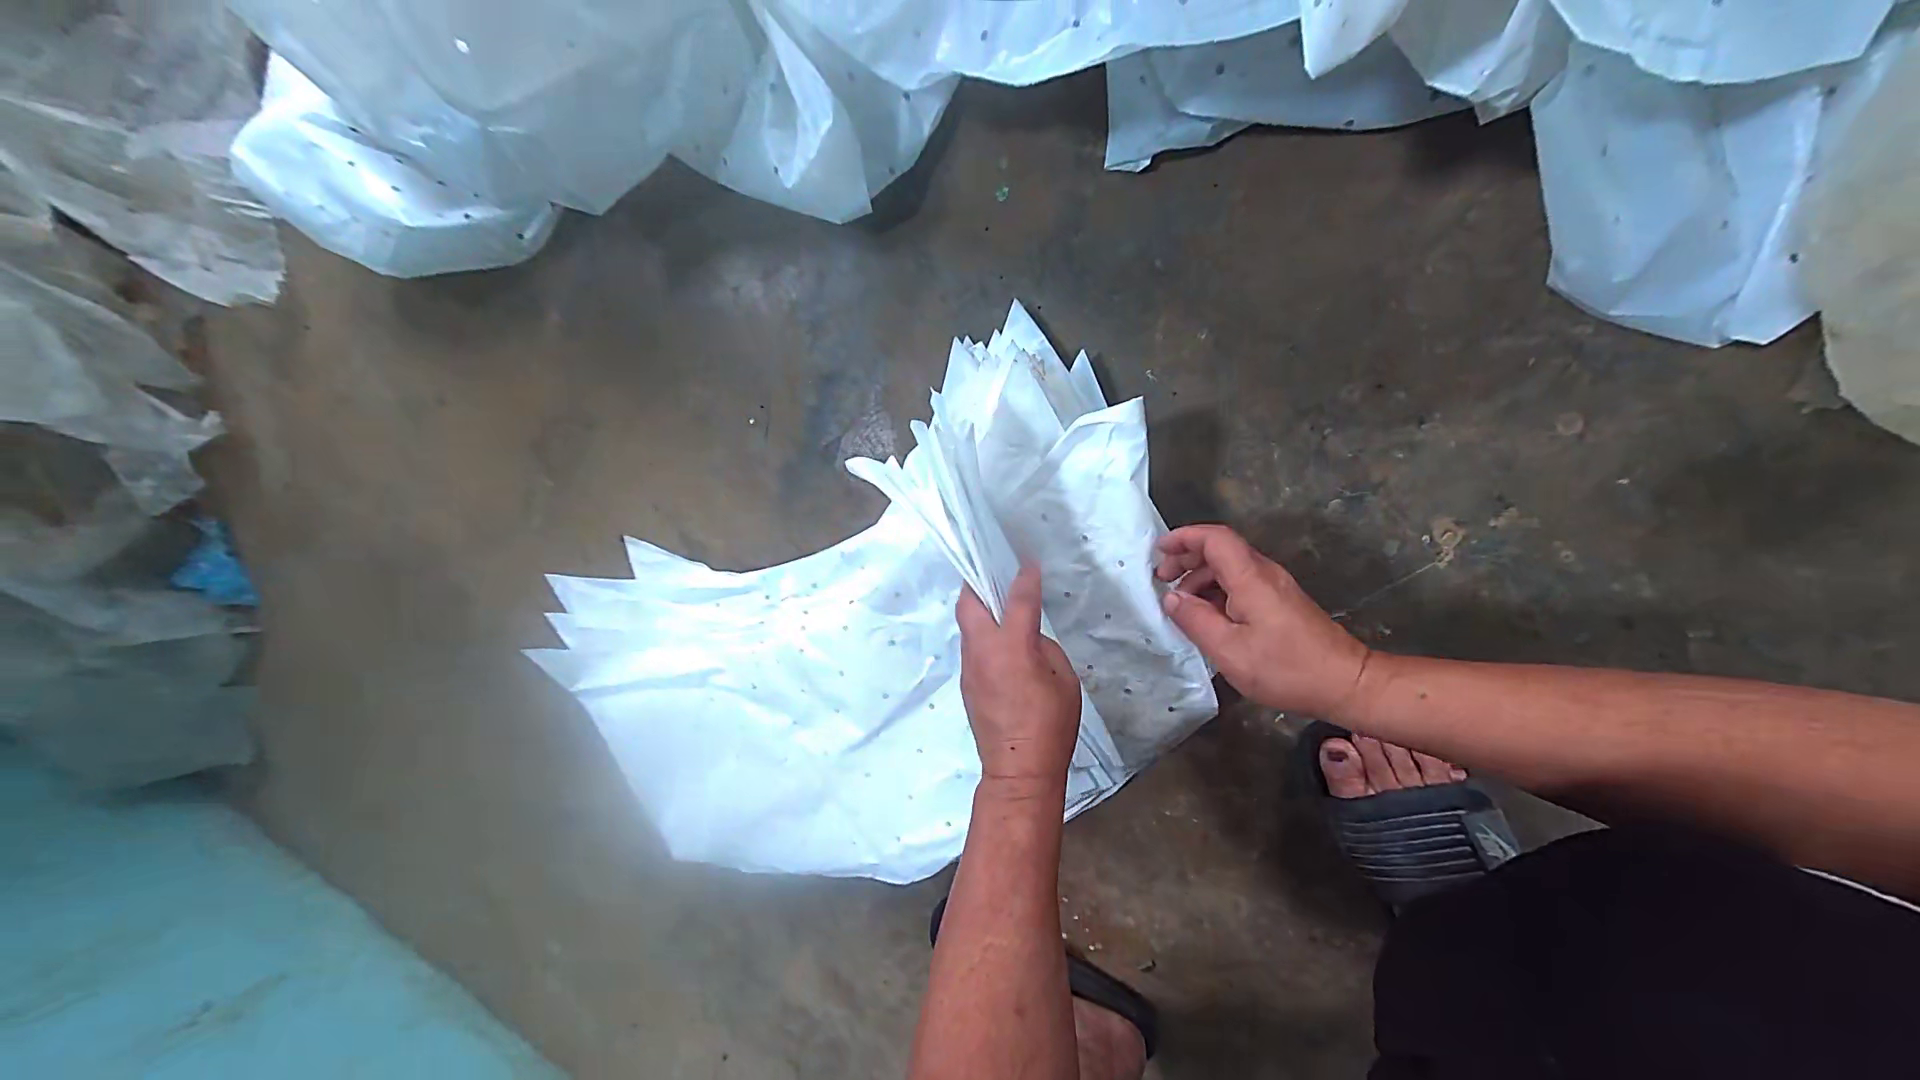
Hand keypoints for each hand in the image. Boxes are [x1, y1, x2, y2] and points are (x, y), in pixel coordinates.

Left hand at [955, 566, 1082, 786]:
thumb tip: (1027, 638)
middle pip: (969, 603)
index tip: (1028, 563)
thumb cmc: (1050, 725)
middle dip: (978, 582)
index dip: (1024, 578)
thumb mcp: (1064, 680)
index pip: (1017, 600)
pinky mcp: (966, 683)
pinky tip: (998, 642)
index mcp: (1012, 647)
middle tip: (993, 573)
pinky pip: (971, 647)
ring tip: (997, 605)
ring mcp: (970, 668)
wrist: (1019, 769)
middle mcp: (983, 651)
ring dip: (978, 609)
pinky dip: (981, 634)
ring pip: (966, 625)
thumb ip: (1043, 648)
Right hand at [1155, 525, 1370, 715]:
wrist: (1346, 683)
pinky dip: (1216, 590)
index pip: (1214, 538)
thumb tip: (1172, 598)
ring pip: (1230, 566)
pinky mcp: (1280, 602)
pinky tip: (1205, 614)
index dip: (1184, 538)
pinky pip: (1241, 583)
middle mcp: (1264, 574)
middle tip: (1162, 578)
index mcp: (1250, 578)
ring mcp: (1275, 587)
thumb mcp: (1229, 650)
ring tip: (1179, 602)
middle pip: (1221, 548)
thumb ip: (1195, 620)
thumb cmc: (1286, 668)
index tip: (1159, 551)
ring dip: (1200, 576)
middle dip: (1187, 557)